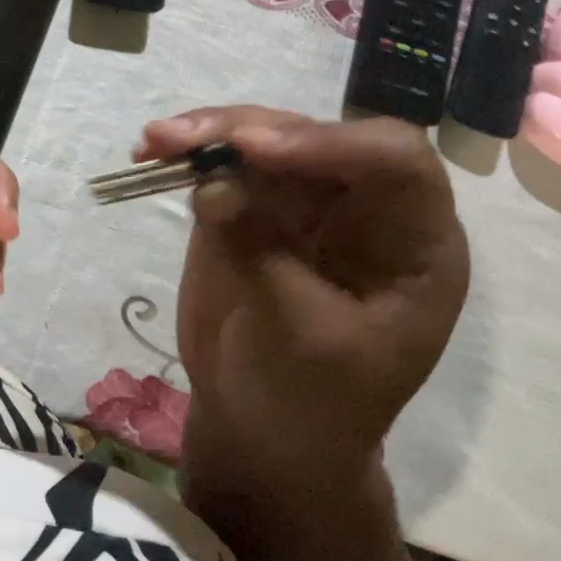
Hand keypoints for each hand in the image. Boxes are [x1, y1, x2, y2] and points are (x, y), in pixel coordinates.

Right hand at [139, 109, 468, 480]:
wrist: (264, 431)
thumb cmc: (312, 398)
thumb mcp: (305, 334)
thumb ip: (264, 252)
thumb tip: (215, 185)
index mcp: (411, 240)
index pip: (392, 162)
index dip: (328, 143)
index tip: (251, 151)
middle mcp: (359, 209)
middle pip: (312, 138)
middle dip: (244, 129)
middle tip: (176, 139)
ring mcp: (296, 208)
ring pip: (258, 140)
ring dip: (204, 134)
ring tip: (152, 142)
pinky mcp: (242, 213)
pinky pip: (217, 167)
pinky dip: (183, 156)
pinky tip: (149, 156)